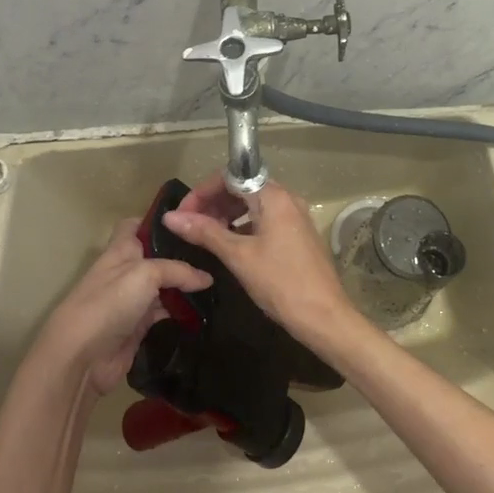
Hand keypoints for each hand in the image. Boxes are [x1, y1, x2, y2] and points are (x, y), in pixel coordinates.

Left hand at [32, 217, 212, 396]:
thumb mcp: (145, 273)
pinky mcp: (140, 327)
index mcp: (121, 250)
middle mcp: (127, 272)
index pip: (137, 225)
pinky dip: (183, 312)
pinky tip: (207, 308)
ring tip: (221, 279)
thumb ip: (178, 270)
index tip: (190, 222)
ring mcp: (133, 300)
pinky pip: (166, 313)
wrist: (82, 358)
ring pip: (165, 286)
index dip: (159, 221)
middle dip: (183, 255)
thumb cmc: (109, 302)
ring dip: (187, 286)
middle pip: (158, 257)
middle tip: (217, 252)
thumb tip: (207, 278)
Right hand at [162, 175, 357, 346]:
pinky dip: (243, 226)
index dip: (203, 191)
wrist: (323, 315)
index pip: (231, 176)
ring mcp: (295, 217)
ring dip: (227, 214)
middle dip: (213, 202)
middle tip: (189, 225)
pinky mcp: (297, 235)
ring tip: (204, 235)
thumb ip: (205, 232)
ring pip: (253, 204)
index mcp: (274, 197)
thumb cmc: (280, 282)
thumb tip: (170, 217)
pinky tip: (229, 244)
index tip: (183, 213)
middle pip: (243, 188)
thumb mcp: (239, 256)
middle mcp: (287, 199)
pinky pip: (265, 219)